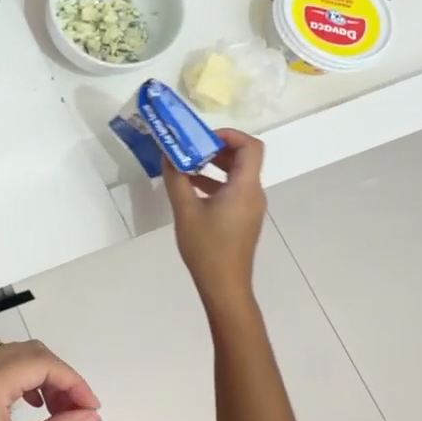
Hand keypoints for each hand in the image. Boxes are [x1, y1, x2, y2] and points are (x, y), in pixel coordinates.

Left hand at [0, 341, 100, 420]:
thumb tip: (93, 417)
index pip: (43, 363)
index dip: (74, 382)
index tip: (93, 412)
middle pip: (29, 352)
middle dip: (59, 377)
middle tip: (78, 413)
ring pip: (11, 355)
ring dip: (39, 375)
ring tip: (57, 411)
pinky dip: (18, 377)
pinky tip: (28, 404)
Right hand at [160, 128, 267, 311]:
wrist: (224, 285)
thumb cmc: (207, 247)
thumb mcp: (185, 209)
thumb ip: (176, 178)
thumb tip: (168, 154)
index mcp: (245, 187)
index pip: (250, 146)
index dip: (228, 135)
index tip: (200, 138)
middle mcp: (253, 193)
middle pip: (242, 158)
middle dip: (214, 147)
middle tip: (186, 147)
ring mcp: (249, 206)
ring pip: (235, 173)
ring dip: (211, 164)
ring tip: (182, 165)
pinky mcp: (242, 217)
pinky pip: (231, 189)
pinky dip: (212, 181)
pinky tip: (188, 186)